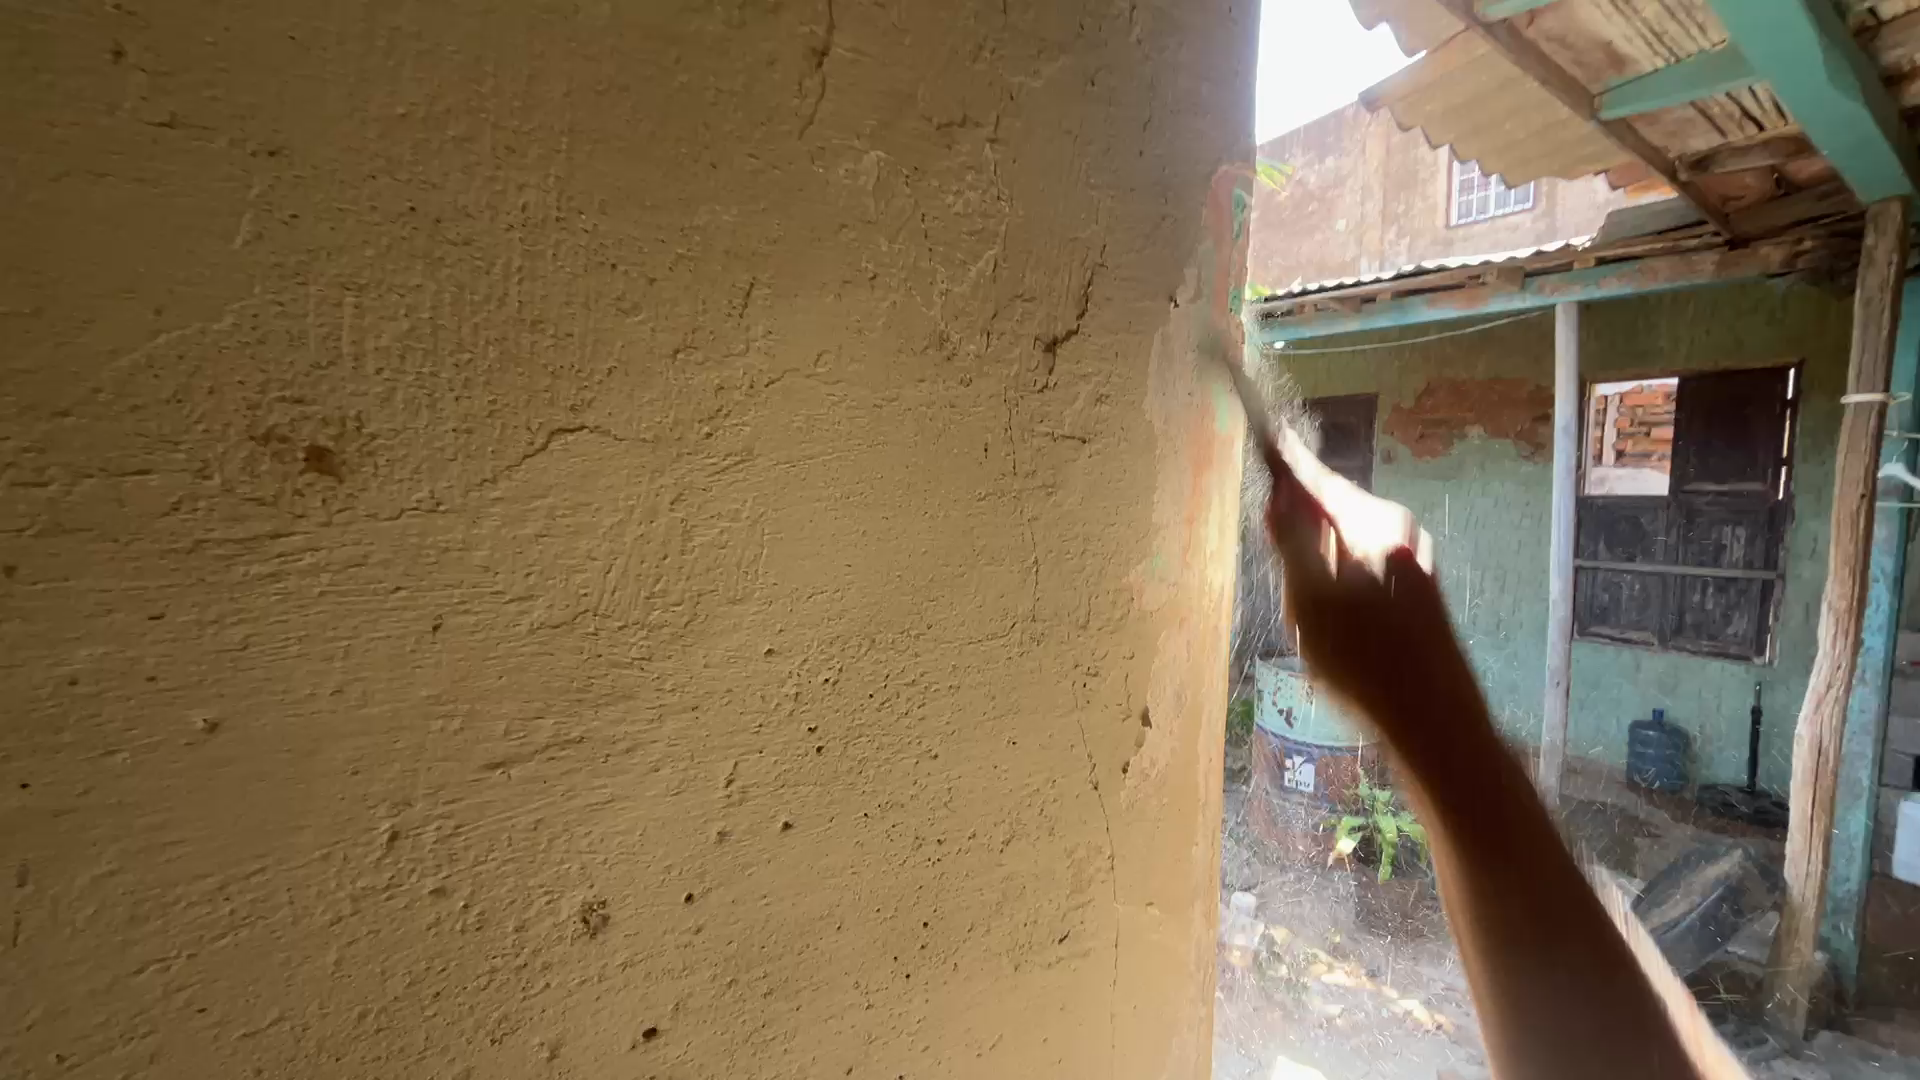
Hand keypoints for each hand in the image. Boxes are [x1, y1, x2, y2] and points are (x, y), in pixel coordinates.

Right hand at [1261, 426, 1477, 760]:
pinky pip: (1359, 562)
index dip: (1286, 460)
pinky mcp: (1415, 586)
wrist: (1435, 720)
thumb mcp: (1309, 598)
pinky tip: (1331, 619)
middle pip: (1330, 509)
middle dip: (1298, 525)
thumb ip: (1291, 541)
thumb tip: (1278, 494)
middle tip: (1279, 554)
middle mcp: (1398, 531)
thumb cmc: (1363, 660)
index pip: (1316, 479)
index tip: (1266, 433)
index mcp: (1373, 525)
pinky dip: (1335, 575)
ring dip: (1315, 558)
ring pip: (1344, 539)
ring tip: (1305, 604)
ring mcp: (1411, 558)